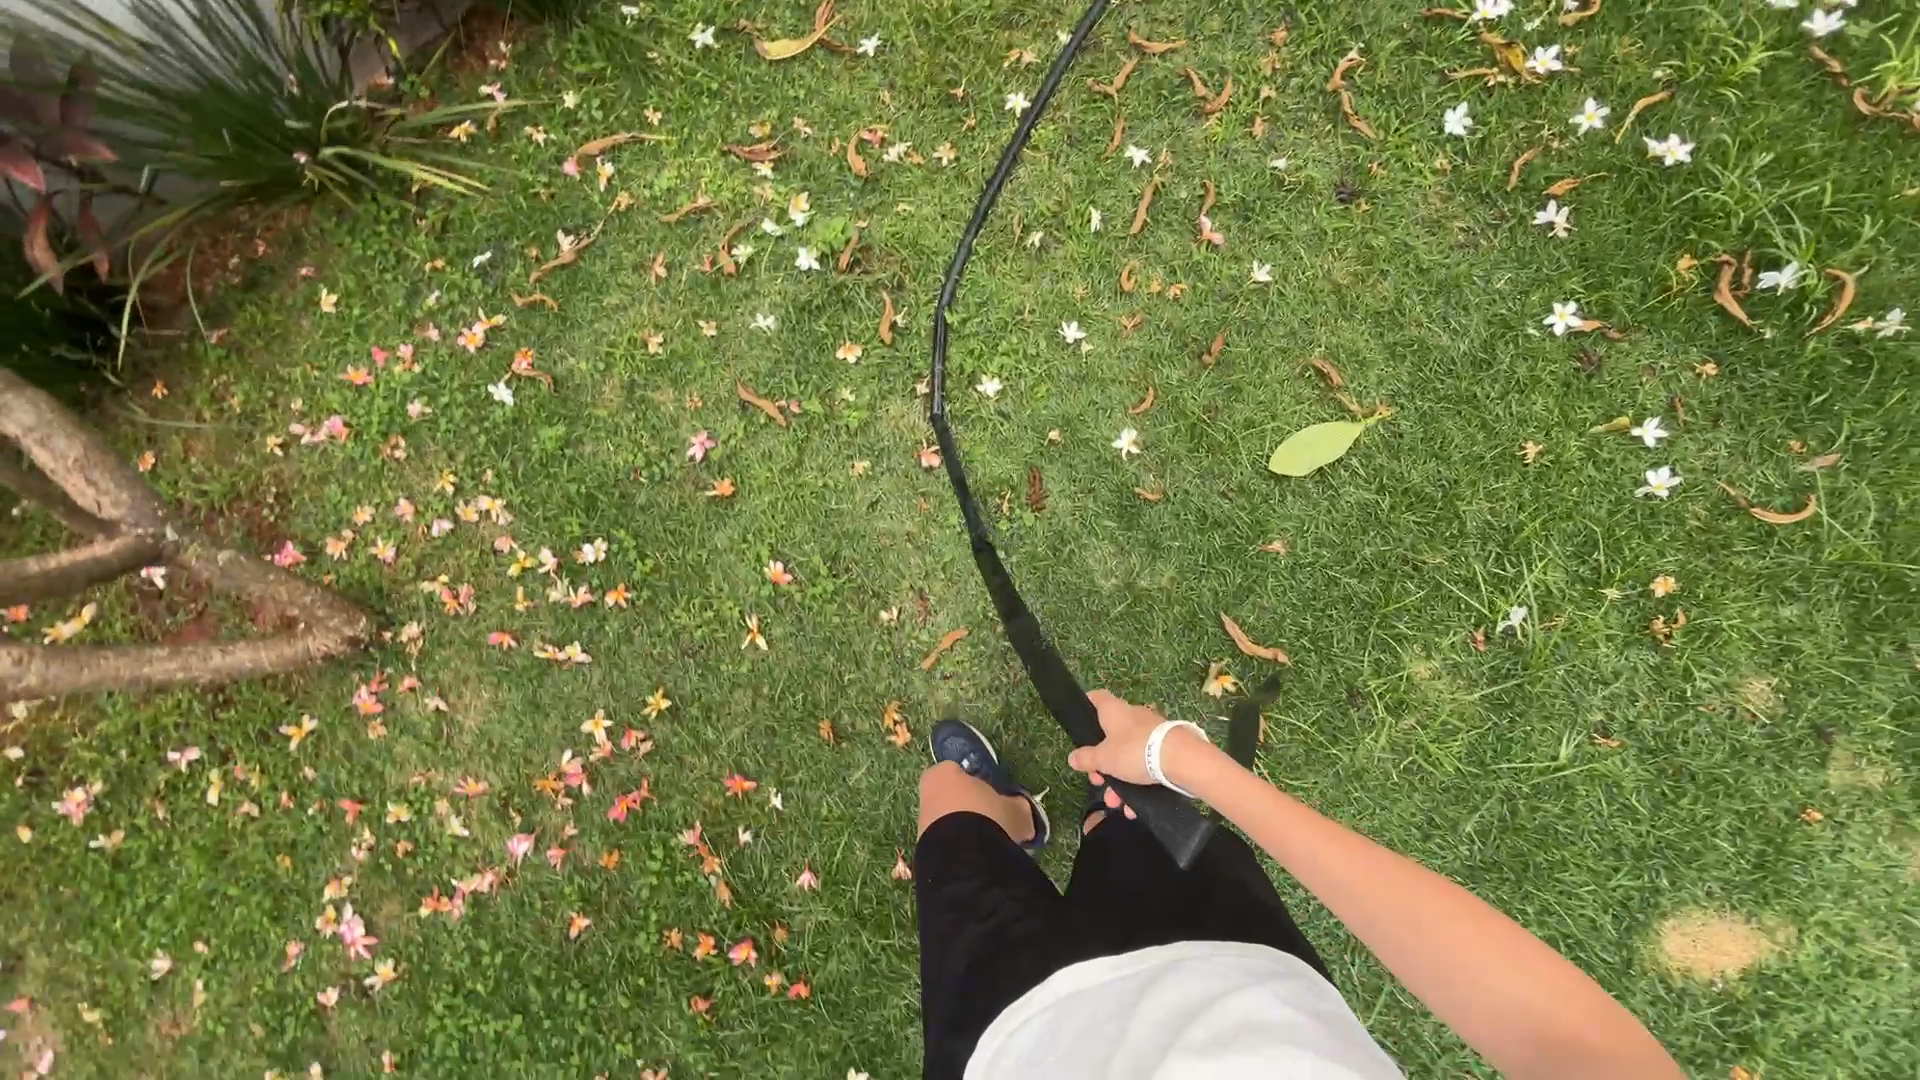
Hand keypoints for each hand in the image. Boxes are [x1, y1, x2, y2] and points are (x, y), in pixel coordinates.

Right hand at [1066, 691, 1173, 820]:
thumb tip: (1073, 757)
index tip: (1080, 723)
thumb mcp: (1104, 758)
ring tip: (1117, 803)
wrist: (1181, 759)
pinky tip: (1134, 806)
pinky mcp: (1166, 746)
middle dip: (1102, 762)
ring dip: (1119, 779)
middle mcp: (1132, 716)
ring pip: (1127, 754)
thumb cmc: (1135, 751)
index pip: (1096, 697)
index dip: (1086, 706)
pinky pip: (1145, 764)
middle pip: (1109, 735)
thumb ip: (1086, 758)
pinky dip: (1138, 783)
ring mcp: (1150, 731)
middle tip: (1099, 781)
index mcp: (1113, 710)